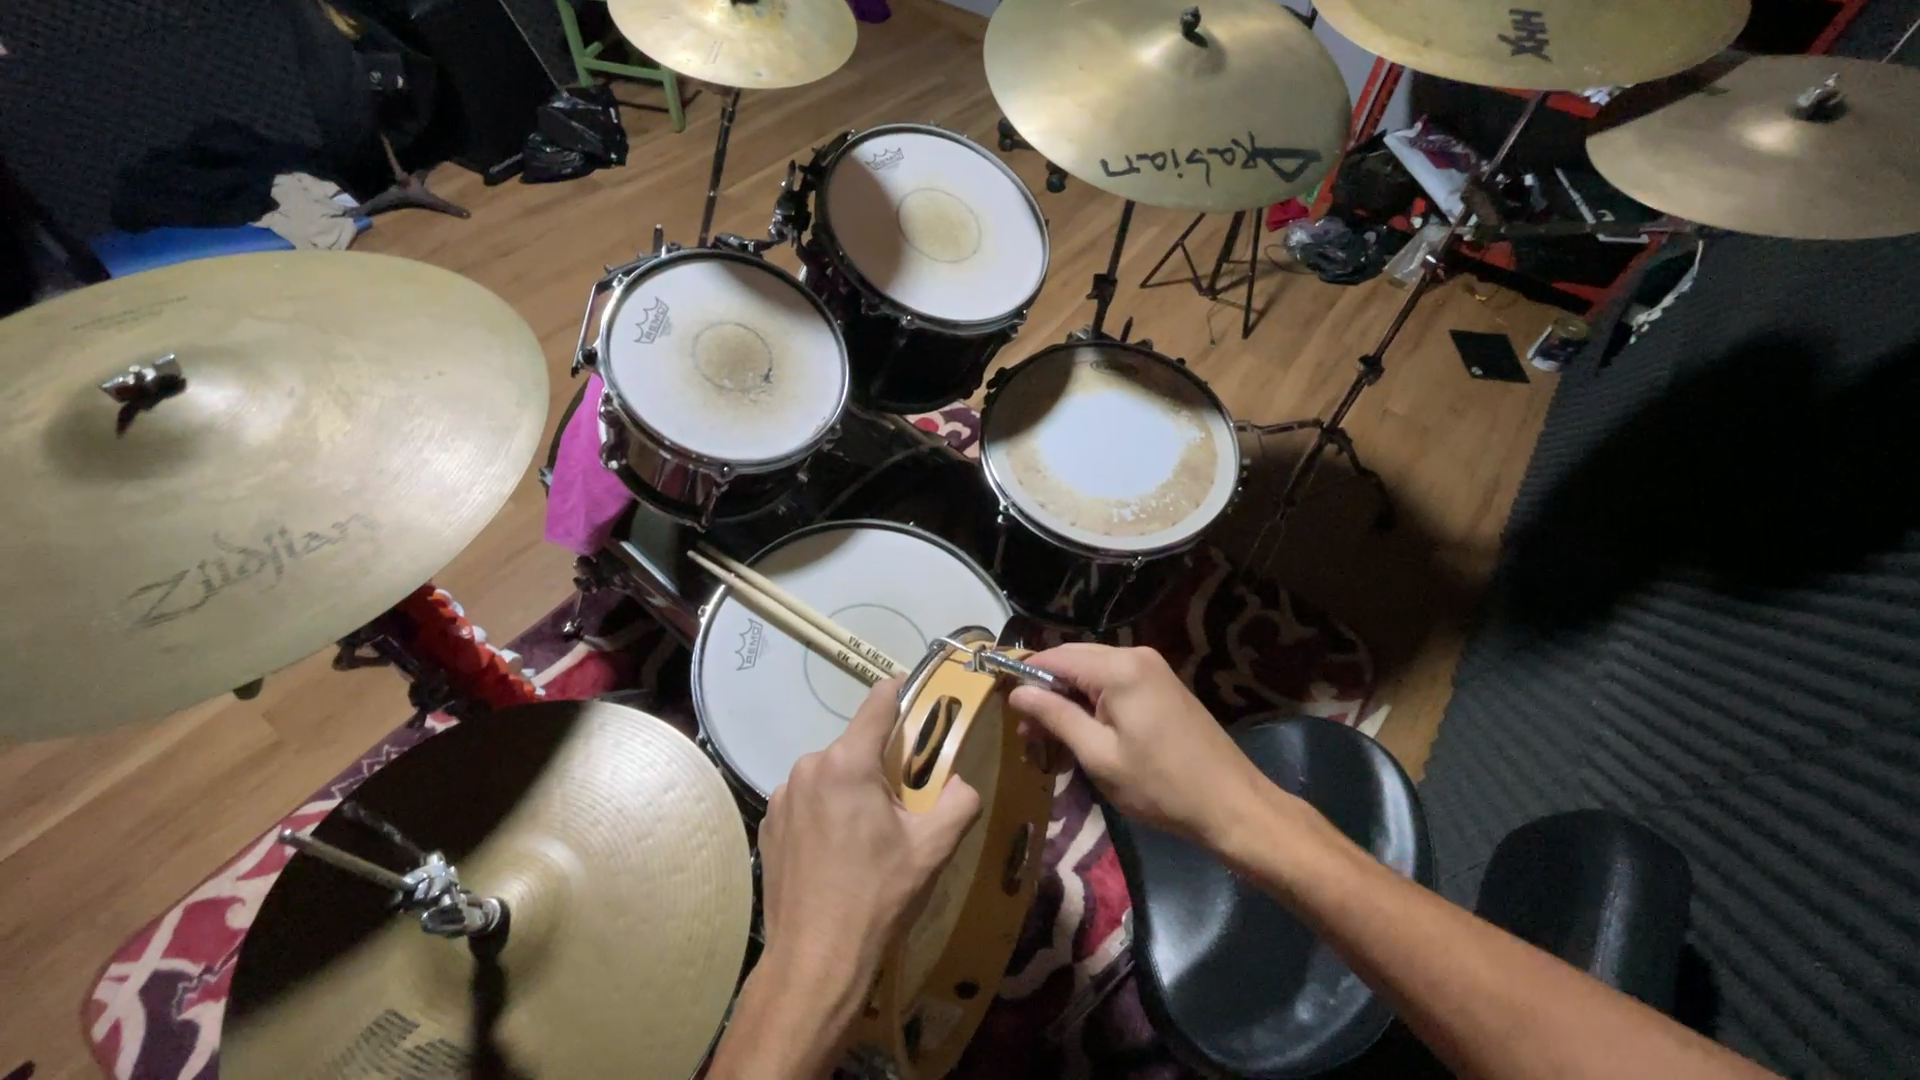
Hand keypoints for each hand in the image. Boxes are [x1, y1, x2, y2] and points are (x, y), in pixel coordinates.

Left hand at [758, 677, 982, 984]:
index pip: (879, 701)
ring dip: (851, 789)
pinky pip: (807, 801)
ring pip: (830, 774)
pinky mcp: (768, 825)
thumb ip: (960, 800)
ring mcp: (781, 797)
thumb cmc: (878, 896)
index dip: (903, 692)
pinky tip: (836, 854)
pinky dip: (825, 813)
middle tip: (903, 800)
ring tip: (867, 835)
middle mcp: (807, 767)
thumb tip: (961, 782)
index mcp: (847, 762)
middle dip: (882, 761)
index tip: (920, 699)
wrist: (814, 960)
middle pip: (856, 744)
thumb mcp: (934, 848)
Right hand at [1009, 644, 1271, 845]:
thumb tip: (1016, 693)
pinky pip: (1113, 683)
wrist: (1231, 804)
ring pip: (1091, 673)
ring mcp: (1152, 668)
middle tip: (1026, 734)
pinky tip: (1083, 735)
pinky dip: (1092, 704)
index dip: (1023, 676)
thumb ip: (1056, 717)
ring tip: (1051, 742)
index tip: (1001, 703)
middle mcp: (1135, 655)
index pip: (1054, 658)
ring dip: (1068, 701)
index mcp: (1119, 669)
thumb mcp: (1099, 755)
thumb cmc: (1160, 786)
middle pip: (1073, 661)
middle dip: (1046, 692)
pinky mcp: (1161, 685)